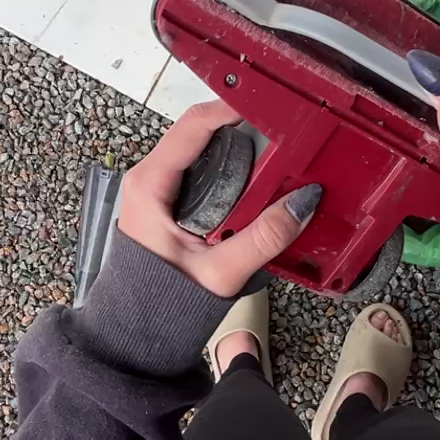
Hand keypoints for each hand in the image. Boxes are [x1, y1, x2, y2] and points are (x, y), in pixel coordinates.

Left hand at [117, 100, 322, 297]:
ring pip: (205, 152)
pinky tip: (258, 184)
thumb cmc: (162, 302)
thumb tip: (301, 204)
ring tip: (277, 156)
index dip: (231, 108)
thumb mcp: (219, 272)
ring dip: (240, 152)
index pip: (193, 125)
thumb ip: (263, 238)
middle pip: (202, 133)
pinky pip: (204, 173)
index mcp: (151, 184)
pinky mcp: (171, 203)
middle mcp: (150, 178)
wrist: (137, 334)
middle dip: (243, 130)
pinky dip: (232, 172)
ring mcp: (160, 189)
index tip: (266, 104)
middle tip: (282, 134)